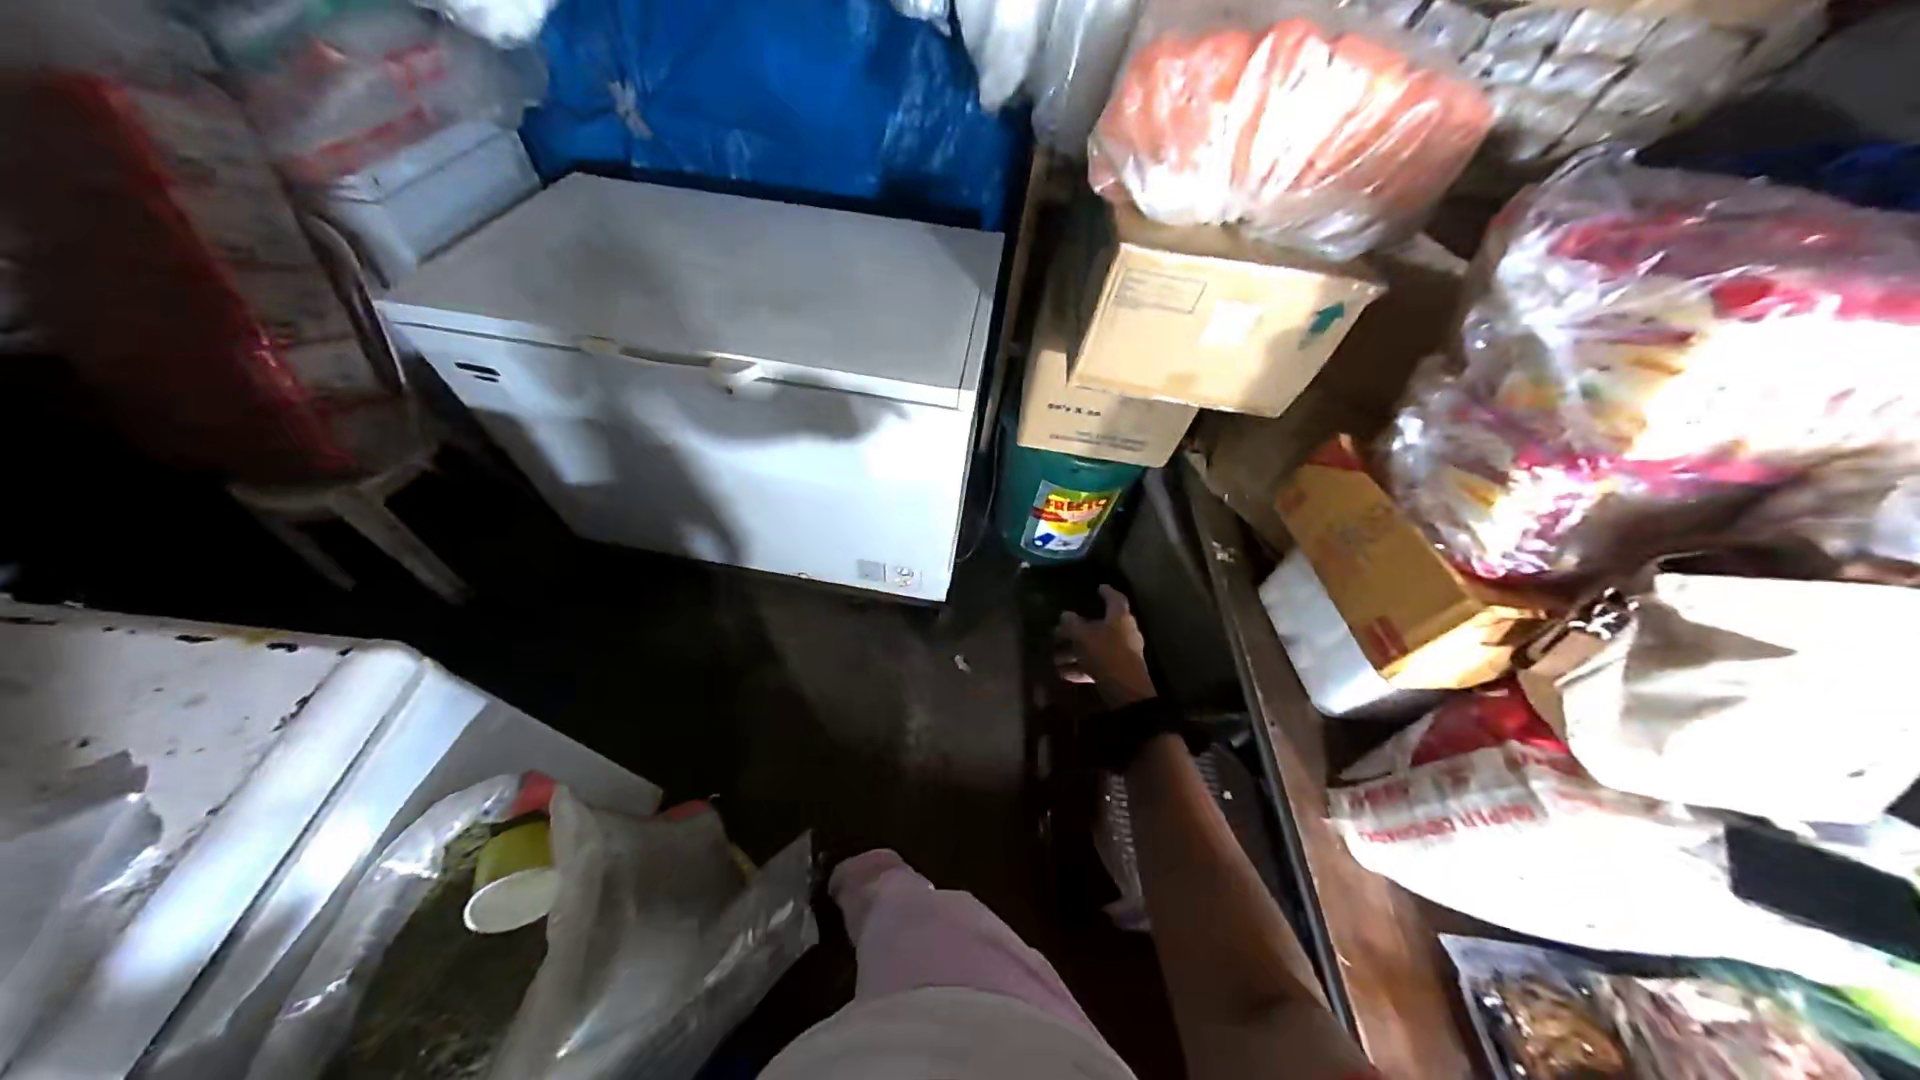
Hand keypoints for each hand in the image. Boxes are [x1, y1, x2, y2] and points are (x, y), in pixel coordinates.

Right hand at [1056, 584, 1156, 707]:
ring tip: (1054, 658)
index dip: (1107, 592)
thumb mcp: (1083, 636)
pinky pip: (1096, 664)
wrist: (1125, 691)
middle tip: (1059, 631)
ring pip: (1095, 648)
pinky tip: (1063, 673)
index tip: (1098, 588)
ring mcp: (1122, 653)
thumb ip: (1072, 624)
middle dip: (1078, 630)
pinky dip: (1080, 667)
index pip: (1115, 599)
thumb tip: (1065, 614)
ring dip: (1074, 652)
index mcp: (1120, 617)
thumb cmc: (1105, 653)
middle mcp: (1123, 632)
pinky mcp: (1117, 672)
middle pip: (1099, 626)